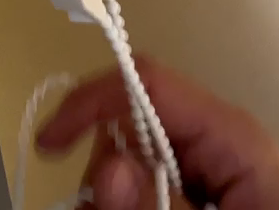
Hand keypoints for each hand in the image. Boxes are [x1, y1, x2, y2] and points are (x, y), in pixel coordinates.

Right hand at [37, 58, 278, 209]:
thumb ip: (164, 203)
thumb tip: (109, 164)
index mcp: (228, 132)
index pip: (147, 80)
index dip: (92, 99)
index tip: (50, 143)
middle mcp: (211, 139)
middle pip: (129, 126)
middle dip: (102, 169)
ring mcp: (205, 168)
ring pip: (129, 162)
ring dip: (111, 195)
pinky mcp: (196, 192)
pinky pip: (146, 185)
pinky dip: (126, 203)